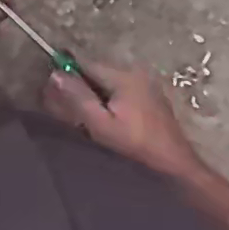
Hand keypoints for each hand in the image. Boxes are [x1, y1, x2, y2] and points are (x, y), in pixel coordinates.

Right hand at [42, 61, 205, 179]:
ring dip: (95, 94)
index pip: (86, 63)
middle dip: (81, 86)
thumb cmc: (135, 146)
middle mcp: (136, 73)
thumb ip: (78, 97)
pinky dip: (110, 100)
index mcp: (123, 76)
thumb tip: (55, 74)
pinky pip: (121, 90)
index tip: (54, 88)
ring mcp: (146, 84)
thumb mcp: (100, 124)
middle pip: (97, 72)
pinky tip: (108, 119)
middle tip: (69, 108)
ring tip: (87, 117)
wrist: (174, 166)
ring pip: (108, 82)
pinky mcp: (151, 97)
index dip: (68, 73)